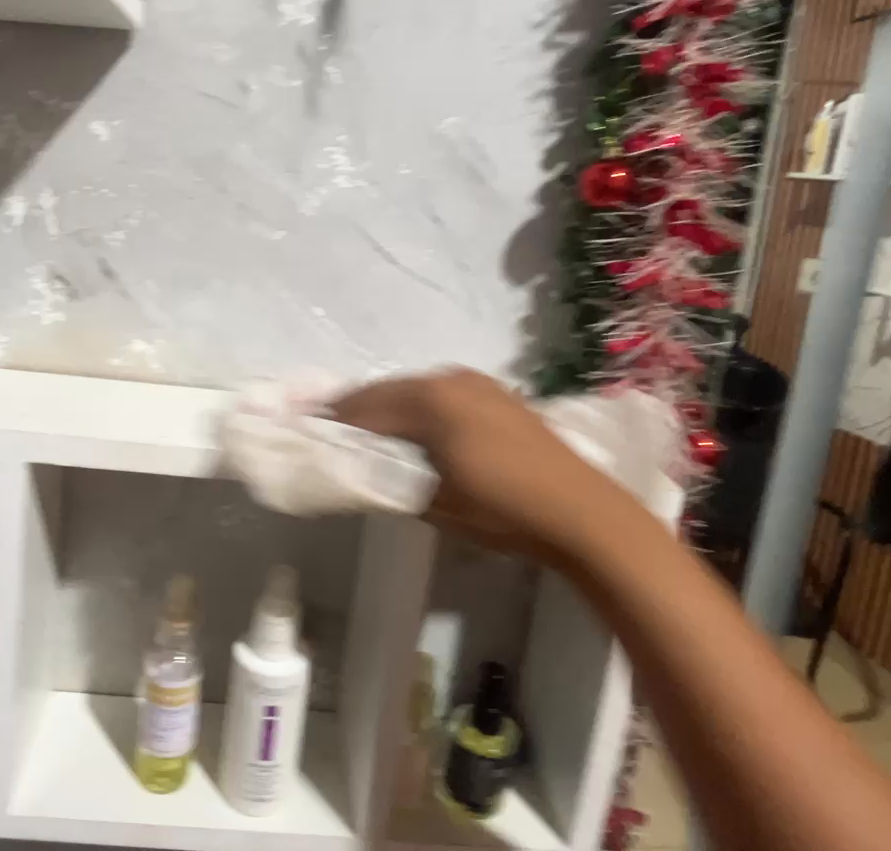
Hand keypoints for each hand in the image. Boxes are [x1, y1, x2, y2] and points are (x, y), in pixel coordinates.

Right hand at [329, 368, 621, 553]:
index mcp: (429, 401)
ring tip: (370, 434)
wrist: (581, 511)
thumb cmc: (500, 509)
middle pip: (387, 391)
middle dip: (358, 410)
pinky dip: (418, 407)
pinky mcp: (498, 394)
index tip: (310, 432)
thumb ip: (389, 476)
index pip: (365, 407)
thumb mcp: (433, 501)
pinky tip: (418, 431)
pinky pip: (441, 393)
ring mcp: (478, 383)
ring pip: (414, 389)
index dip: (334, 421)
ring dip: (389, 407)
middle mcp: (449, 379)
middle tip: (333, 433)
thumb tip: (361, 465)